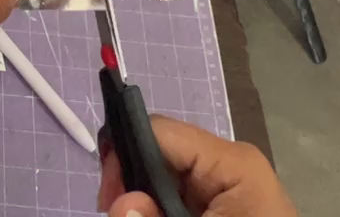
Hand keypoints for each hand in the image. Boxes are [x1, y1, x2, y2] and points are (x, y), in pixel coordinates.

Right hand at [98, 116, 295, 216]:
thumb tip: (119, 205)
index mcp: (231, 162)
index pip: (158, 131)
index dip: (124, 156)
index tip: (108, 200)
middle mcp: (228, 164)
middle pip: (158, 154)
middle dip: (133, 187)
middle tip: (117, 216)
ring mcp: (228, 186)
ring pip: (165, 179)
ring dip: (147, 204)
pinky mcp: (226, 208)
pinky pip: (181, 198)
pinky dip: (164, 212)